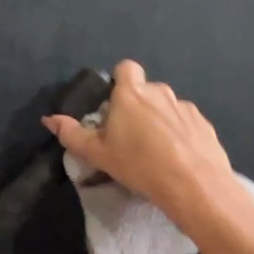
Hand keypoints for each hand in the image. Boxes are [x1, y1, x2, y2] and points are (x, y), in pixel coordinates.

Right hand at [41, 60, 248, 215]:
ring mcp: (185, 107)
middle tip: (130, 135)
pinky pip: (186, 122)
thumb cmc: (140, 165)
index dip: (120, 80)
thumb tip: (48, 119)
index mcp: (131, 94)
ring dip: (160, 120)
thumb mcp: (97, 154)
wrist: (196, 186)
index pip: (126, 67)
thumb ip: (71, 134)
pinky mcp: (205, 124)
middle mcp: (160, 92)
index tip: (114, 104)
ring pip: (167, 107)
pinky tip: (179, 156)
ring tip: (156, 150)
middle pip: (145, 90)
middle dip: (138, 105)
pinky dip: (180, 133)